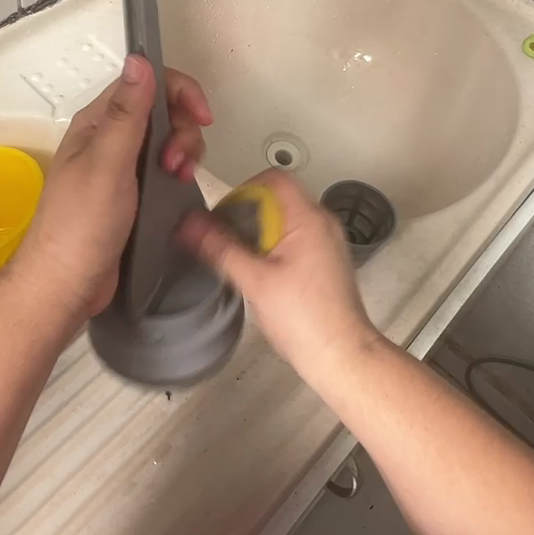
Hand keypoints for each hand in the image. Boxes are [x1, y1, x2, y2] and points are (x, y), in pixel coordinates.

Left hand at [3, 56, 213, 318]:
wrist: (66, 286)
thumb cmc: (81, 227)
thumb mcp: (107, 165)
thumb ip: (126, 113)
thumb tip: (138, 60)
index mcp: (97, 123)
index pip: (144, 83)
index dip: (178, 91)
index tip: (201, 116)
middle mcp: (108, 139)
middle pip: (162, 110)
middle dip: (182, 129)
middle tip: (177, 163)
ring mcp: (121, 166)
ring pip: (166, 138)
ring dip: (183, 151)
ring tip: (176, 178)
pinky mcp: (133, 192)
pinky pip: (163, 167)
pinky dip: (178, 172)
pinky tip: (177, 188)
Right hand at [178, 171, 384, 379]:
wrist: (342, 356)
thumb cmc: (308, 321)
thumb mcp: (254, 282)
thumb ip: (220, 249)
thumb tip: (191, 226)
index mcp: (308, 219)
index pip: (273, 178)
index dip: (243, 190)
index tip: (225, 215)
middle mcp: (322, 224)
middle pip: (277, 197)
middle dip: (247, 215)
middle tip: (227, 241)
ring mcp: (326, 242)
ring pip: (284, 219)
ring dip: (258, 233)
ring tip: (243, 262)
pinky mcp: (325, 261)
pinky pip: (295, 238)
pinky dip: (273, 247)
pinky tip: (261, 276)